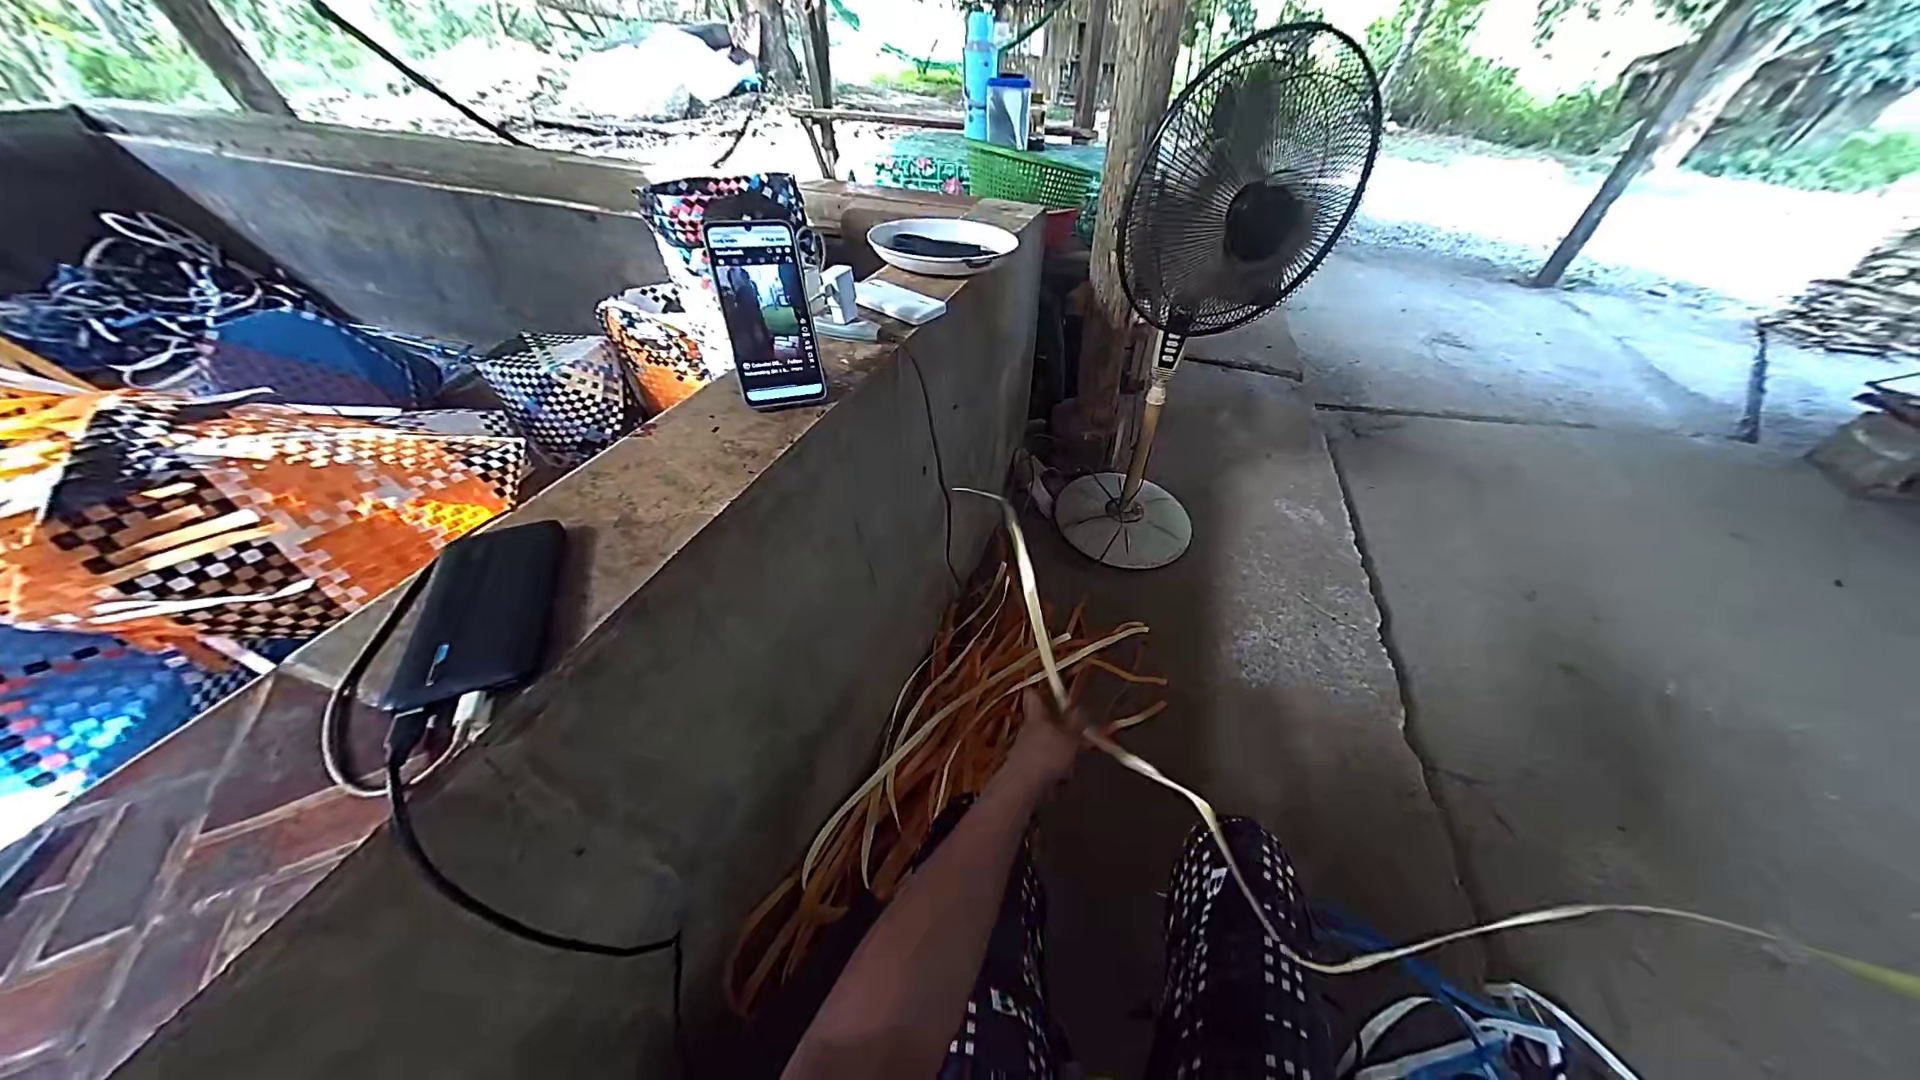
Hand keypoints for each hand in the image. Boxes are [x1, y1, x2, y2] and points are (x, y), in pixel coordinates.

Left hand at [1002, 688, 1087, 789]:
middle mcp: (1028, 730)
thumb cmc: (1047, 755)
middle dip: (1063, 733)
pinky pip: (1046, 767)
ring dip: (1062, 756)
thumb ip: (1076, 722)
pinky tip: (1063, 783)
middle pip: (1045, 724)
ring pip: (1048, 747)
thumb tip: (1080, 708)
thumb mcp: (1069, 735)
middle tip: (1080, 741)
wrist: (1023, 786)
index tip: (1058, 697)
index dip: (1044, 693)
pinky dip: (1056, 773)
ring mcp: (1025, 750)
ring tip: (1071, 767)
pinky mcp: (1026, 770)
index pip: (1034, 696)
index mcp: (1036, 716)